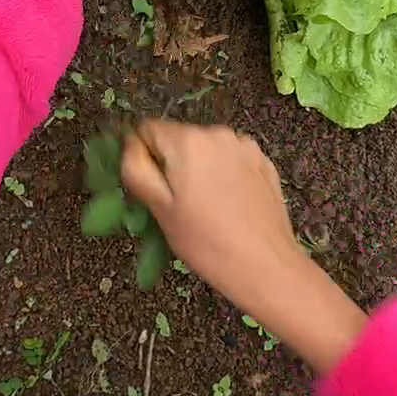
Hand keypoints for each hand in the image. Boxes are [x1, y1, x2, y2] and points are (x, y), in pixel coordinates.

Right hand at [121, 120, 366, 373]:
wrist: (266, 266)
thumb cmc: (205, 241)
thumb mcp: (159, 208)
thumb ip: (135, 167)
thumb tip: (130, 142)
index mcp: (187, 139)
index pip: (147, 129)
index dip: (143, 156)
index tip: (153, 188)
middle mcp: (216, 131)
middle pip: (178, 138)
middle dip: (172, 163)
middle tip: (179, 203)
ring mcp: (244, 144)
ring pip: (205, 148)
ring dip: (199, 166)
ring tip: (207, 205)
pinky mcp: (263, 159)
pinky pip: (230, 157)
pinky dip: (224, 172)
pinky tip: (231, 202)